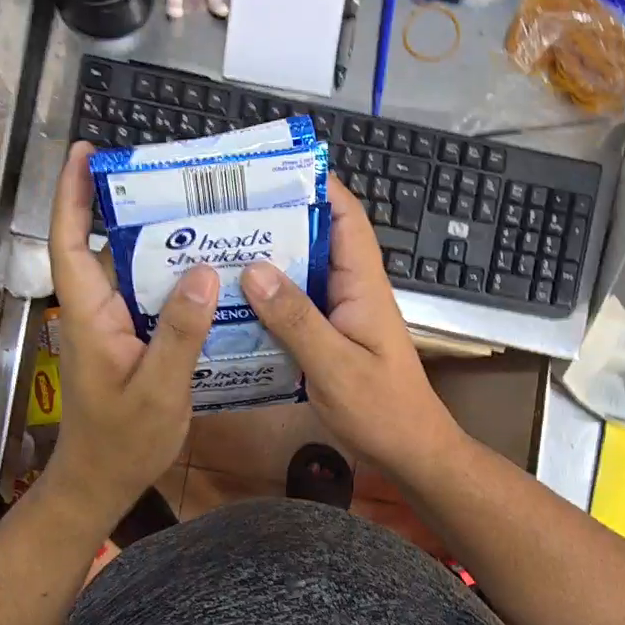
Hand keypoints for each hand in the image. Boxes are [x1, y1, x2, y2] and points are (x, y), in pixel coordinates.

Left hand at [43, 143, 217, 517]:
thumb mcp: (157, 390)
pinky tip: (210, 274)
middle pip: (104, 247)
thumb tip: (205, 272)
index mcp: (88, 316)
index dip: (72, 194)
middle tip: (175, 180)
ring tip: (202, 217)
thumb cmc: (122, 442)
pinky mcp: (130, 344)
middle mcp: (96, 313)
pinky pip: (150, 301)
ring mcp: (112, 329)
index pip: (68, 242)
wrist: (102, 482)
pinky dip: (174, 282)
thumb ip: (179, 333)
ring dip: (159, 245)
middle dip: (130, 207)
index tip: (86, 152)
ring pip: (131, 273)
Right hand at [239, 184, 461, 475]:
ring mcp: (341, 315)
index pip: (345, 217)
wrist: (409, 452)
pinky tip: (233, 306)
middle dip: (275, 222)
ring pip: (301, 275)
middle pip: (315, 240)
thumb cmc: (381, 410)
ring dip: (266, 264)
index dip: (315, 186)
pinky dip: (267, 303)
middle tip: (222, 215)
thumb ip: (296, 319)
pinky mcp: (330, 338)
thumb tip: (254, 269)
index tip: (269, 172)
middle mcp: (351, 291)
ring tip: (216, 252)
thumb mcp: (335, 366)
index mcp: (363, 285)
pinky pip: (296, 309)